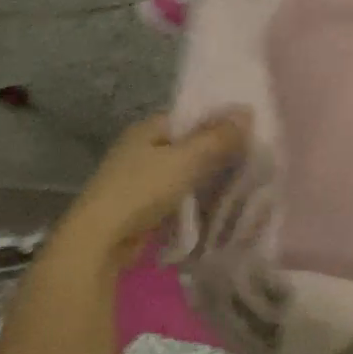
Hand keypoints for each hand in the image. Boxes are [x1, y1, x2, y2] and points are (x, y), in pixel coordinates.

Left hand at [49, 113, 246, 271]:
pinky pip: (179, 192)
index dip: (221, 121)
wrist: (99, 242)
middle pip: (190, 143)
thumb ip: (218, 137)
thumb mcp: (187, 159)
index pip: (192, 115)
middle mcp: (142, 147)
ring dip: (209, 176)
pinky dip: (197, 195)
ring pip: (186, 169)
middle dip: (218, 151)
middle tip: (253, 156)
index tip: (251, 131)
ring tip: (244, 179)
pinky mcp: (143, 203)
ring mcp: (140, 176)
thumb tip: (247, 111)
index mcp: (148, 128)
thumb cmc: (142, 191)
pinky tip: (219, 200)